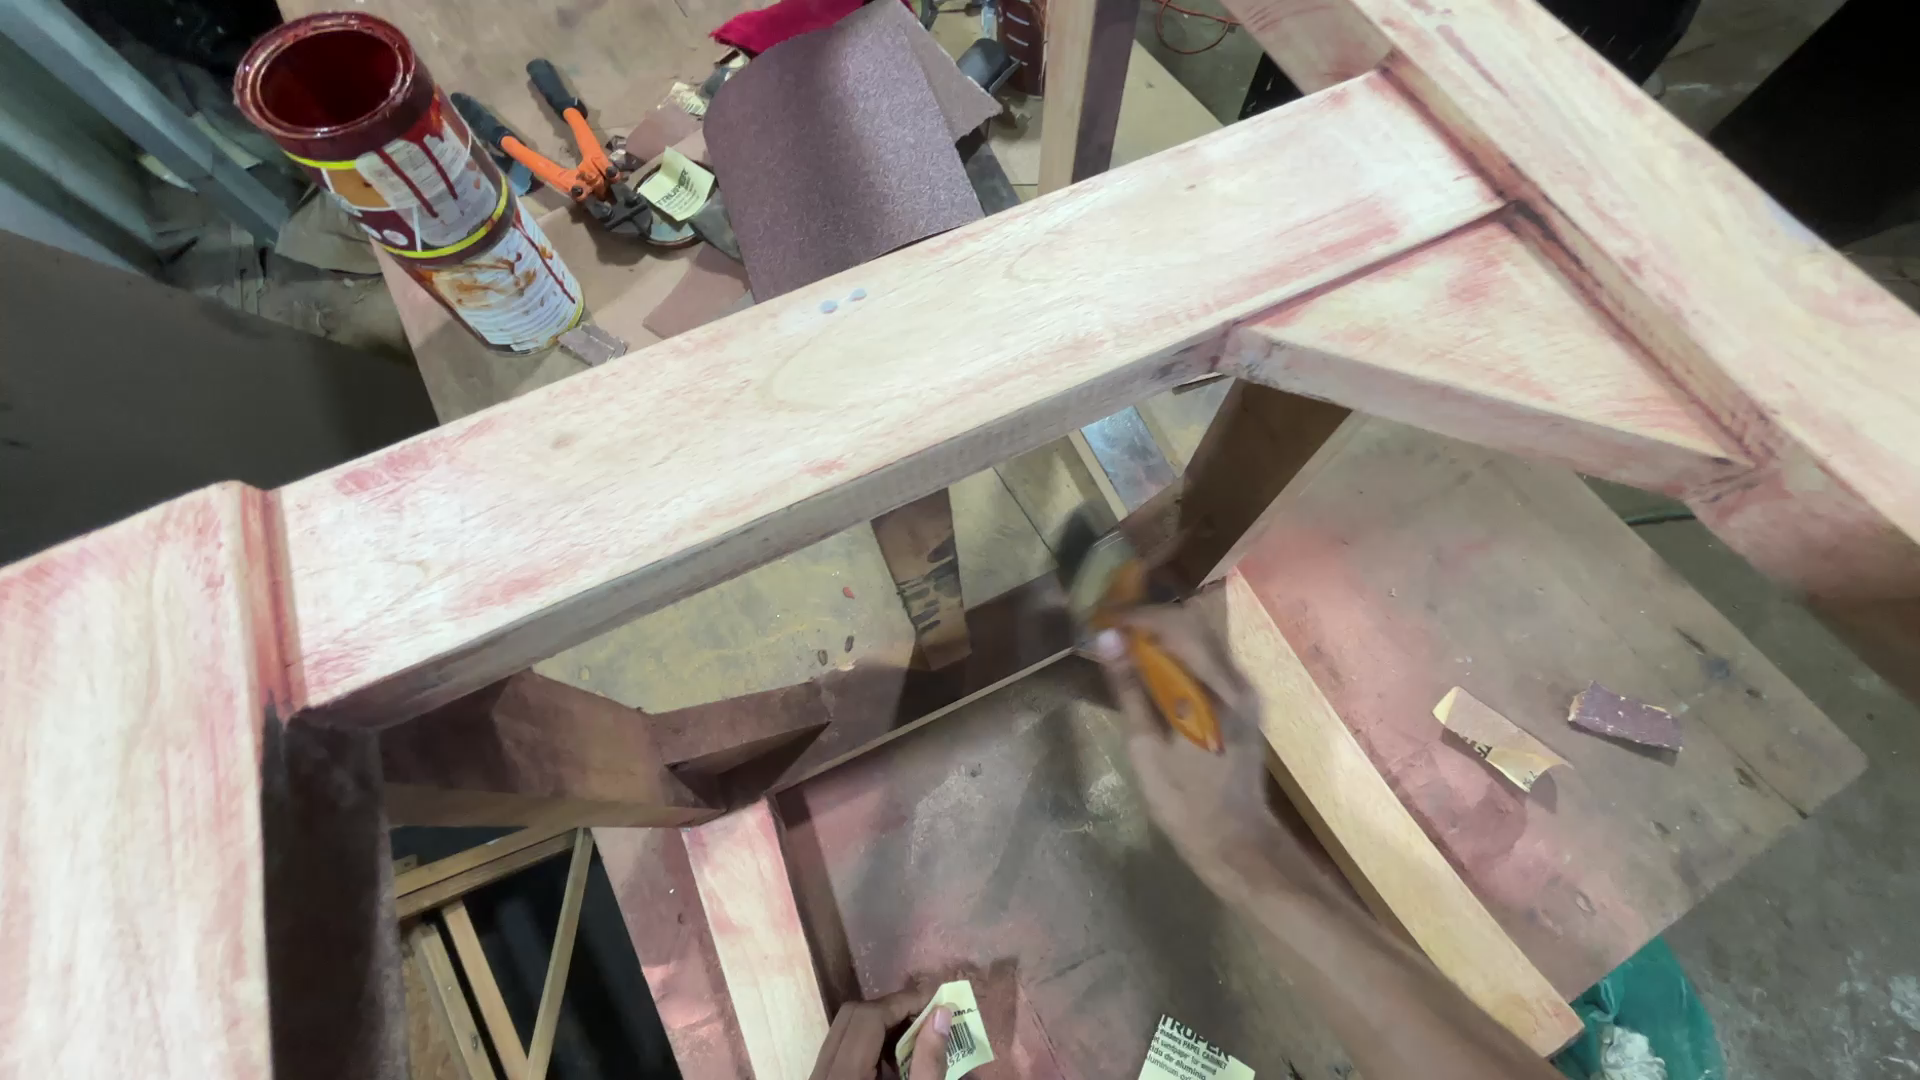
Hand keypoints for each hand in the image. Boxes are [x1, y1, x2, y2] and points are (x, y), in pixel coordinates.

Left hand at [808, 986, 950, 1079]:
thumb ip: (929, 1062)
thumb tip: (942, 1013)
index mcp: (844, 1075)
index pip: (869, 1016)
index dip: (903, 1002)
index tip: (935, 999)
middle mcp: (823, 1071)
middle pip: (853, 1015)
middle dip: (891, 1010)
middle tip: (926, 1017)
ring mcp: (818, 1075)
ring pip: (845, 1028)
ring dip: (880, 1024)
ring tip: (913, 1039)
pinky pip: (840, 1047)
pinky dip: (868, 1042)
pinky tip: (892, 1060)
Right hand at [1089, 606, 1337, 909]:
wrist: (1235, 841)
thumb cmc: (1185, 802)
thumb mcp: (1146, 747)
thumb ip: (1129, 689)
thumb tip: (1107, 640)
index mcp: (1218, 691)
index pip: (1179, 626)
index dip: (1137, 615)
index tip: (1102, 619)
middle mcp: (1239, 681)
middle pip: (1193, 625)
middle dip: (1148, 619)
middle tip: (1109, 630)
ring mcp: (1245, 690)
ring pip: (1201, 639)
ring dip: (1161, 634)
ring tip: (1123, 644)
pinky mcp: (1243, 701)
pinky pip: (1207, 659)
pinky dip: (1176, 653)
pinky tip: (1149, 667)